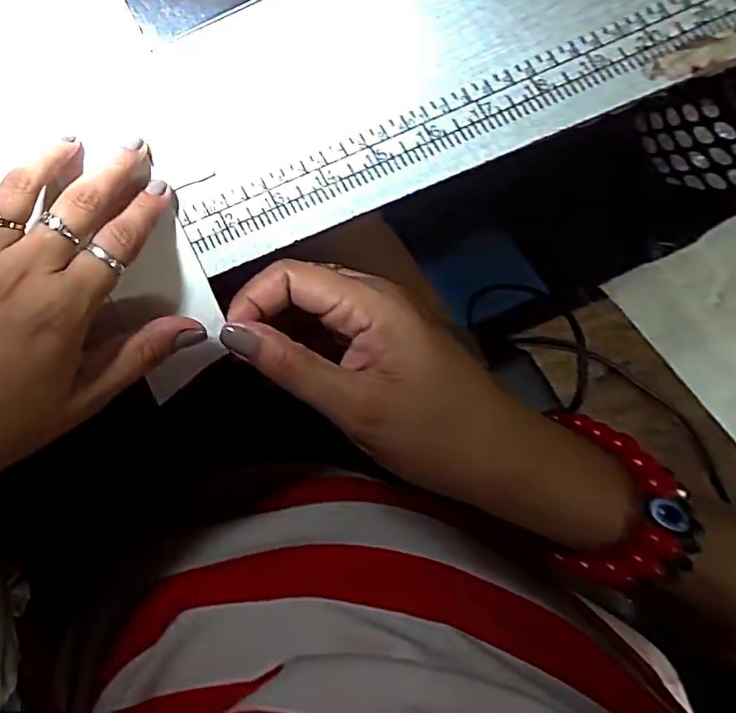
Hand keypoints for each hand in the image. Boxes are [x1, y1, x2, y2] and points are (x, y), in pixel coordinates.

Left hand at [0, 139, 204, 529]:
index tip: (161, 187)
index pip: (116, 244)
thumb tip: (192, 328)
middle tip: (135, 146)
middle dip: (112, 172)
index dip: (143, 212)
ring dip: (47, 162)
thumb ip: (138, 355)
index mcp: (64, 307)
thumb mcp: (85, 399)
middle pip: (77, 206)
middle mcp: (25, 272)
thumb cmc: (13, 420)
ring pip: (17, 195)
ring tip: (72, 141)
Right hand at [222, 260, 635, 549]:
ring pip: (313, 301)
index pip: (289, 274)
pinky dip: (305, 338)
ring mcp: (381, 311)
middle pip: (299, 282)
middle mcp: (373, 293)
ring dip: (282, 324)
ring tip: (263, 362)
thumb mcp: (352, 404)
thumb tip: (234, 335)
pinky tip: (295, 366)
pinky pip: (331, 321)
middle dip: (262, 310)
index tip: (232, 341)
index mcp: (369, 300)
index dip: (252, 299)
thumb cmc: (435, 435)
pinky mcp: (383, 331)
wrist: (504, 461)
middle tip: (241, 354)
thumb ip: (289, 365)